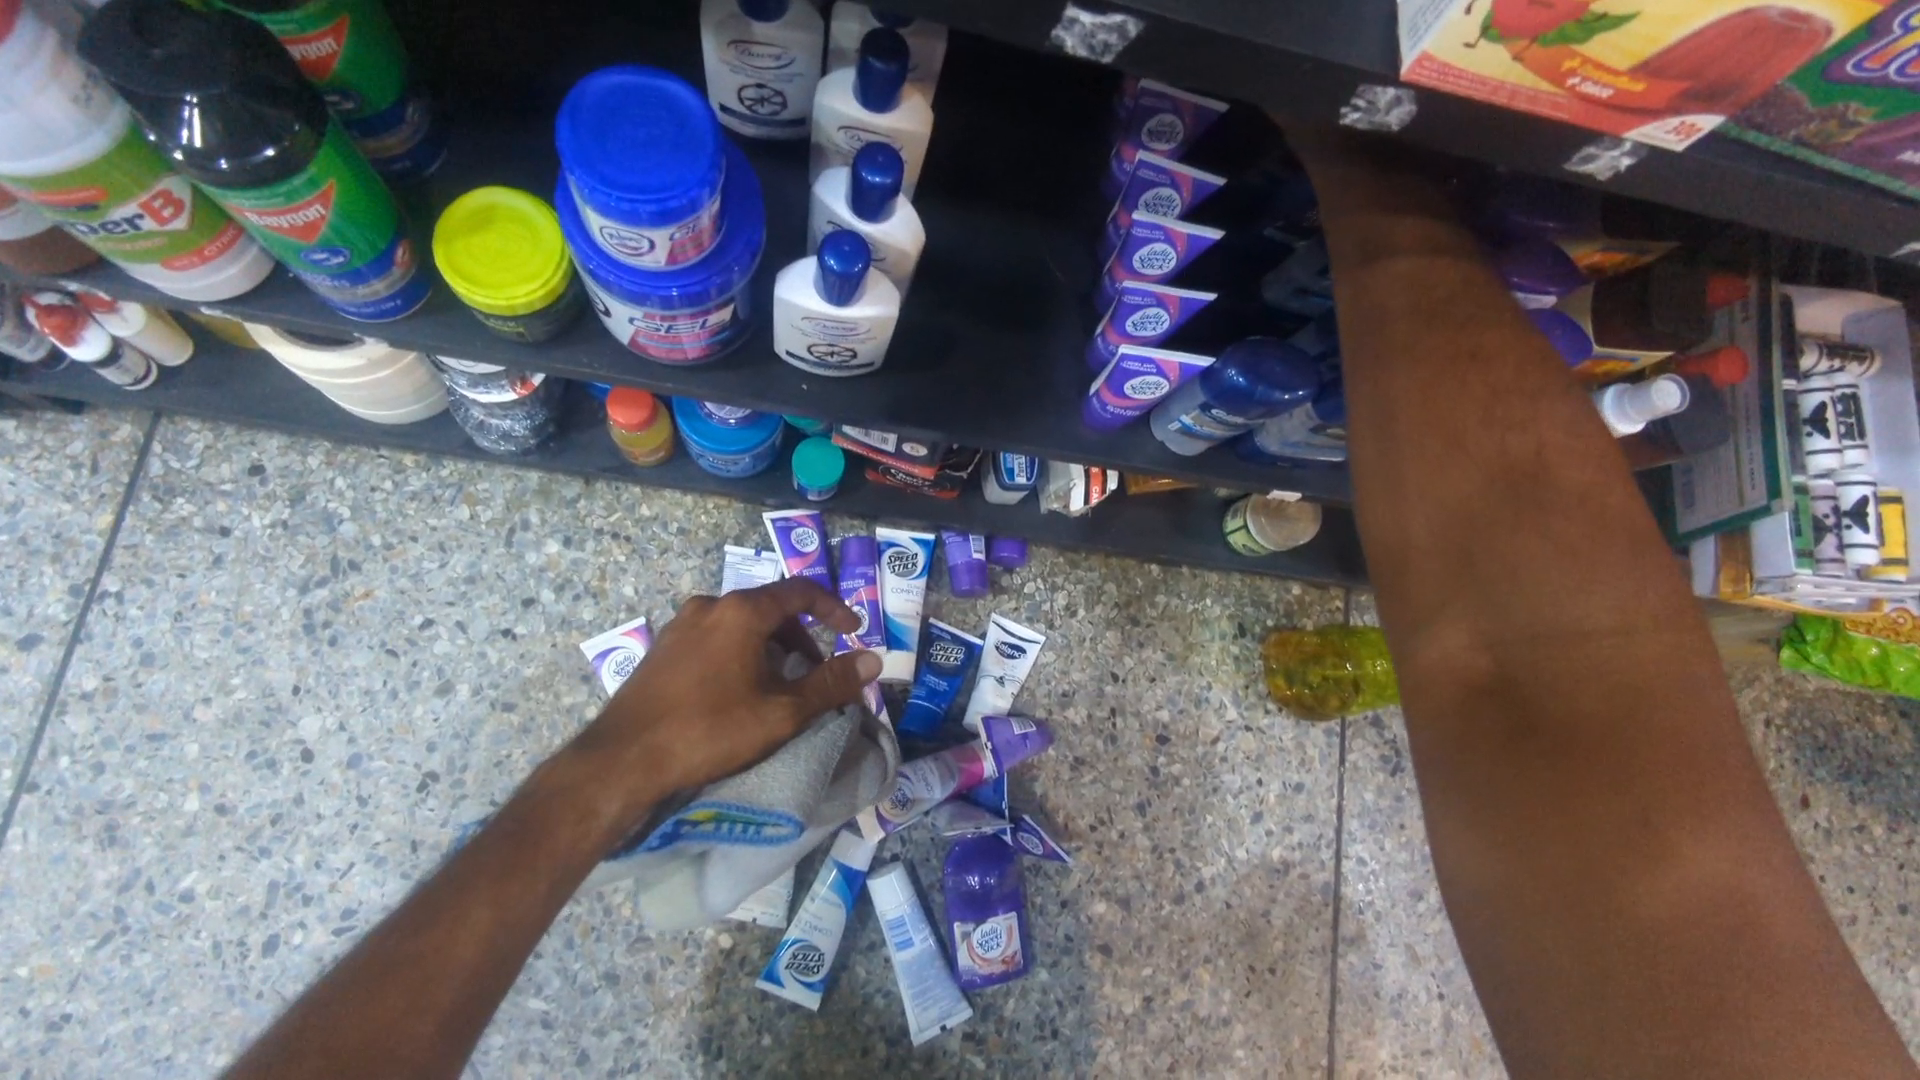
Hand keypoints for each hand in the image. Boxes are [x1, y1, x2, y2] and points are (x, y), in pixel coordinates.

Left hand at [558, 578, 882, 838]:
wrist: (623, 759)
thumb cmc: (710, 729)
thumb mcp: (782, 711)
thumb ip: (831, 683)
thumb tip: (874, 661)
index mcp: (741, 611)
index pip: (800, 591)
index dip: (834, 608)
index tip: (854, 631)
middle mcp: (710, 606)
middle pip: (770, 609)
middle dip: (802, 636)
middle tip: (817, 671)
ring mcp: (680, 626)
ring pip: (741, 625)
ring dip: (771, 648)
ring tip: (782, 687)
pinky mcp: (663, 650)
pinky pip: (716, 639)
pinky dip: (741, 654)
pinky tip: (740, 692)